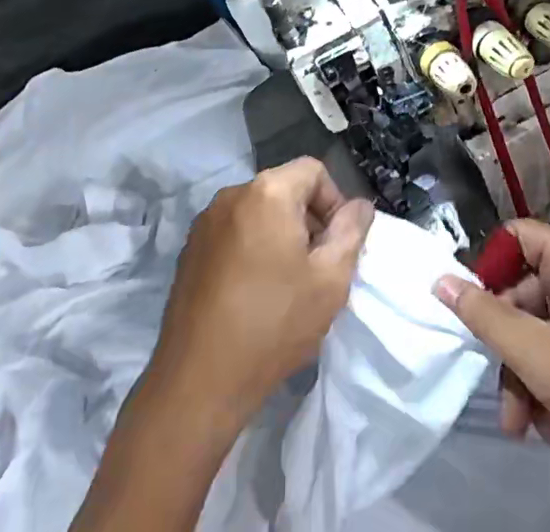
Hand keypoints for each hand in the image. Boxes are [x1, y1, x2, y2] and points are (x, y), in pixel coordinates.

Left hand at [149, 157, 374, 420]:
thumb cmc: (275, 322)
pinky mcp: (190, 249)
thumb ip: (351, 231)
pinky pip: (234, 232)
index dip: (335, 201)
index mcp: (267, 192)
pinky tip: (255, 292)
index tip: (337, 245)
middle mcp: (231, 195)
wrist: (201, 377)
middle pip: (284, 189)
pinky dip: (252, 248)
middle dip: (308, 220)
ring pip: (258, 212)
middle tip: (317, 268)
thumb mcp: (330, 279)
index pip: (313, 171)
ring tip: (287, 284)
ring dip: (280, 235)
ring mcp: (205, 222)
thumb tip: (359, 205)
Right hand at [434, 220, 549, 530]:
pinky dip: (542, 390)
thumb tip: (440, 280)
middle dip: (504, 344)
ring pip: (533, 333)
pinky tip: (543, 428)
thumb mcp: (540, 355)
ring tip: (518, 422)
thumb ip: (485, 316)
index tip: (469, 304)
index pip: (519, 237)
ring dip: (519, 377)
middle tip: (494, 381)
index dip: (489, 265)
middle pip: (521, 293)